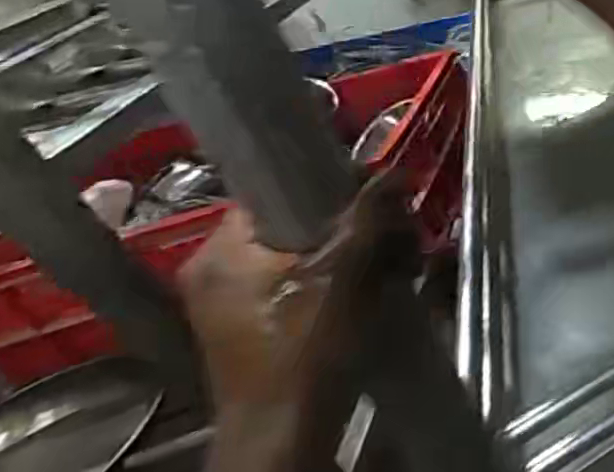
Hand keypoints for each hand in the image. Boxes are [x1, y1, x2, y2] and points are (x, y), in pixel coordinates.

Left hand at [179, 181, 410, 470]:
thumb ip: (369, 214)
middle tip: (397, 229)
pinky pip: (301, 276)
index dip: (331, 181)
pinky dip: (339, 273)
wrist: (285, 442)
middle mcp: (215, 269)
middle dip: (356, 221)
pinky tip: (378, 281)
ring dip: (355, 248)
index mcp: (221, 251)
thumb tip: (397, 171)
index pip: (278, 186)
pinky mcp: (252, 322)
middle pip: (297, 217)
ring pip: (305, 248)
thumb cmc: (307, 351)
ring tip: (399, 258)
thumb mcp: (346, 271)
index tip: (372, 191)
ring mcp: (231, 300)